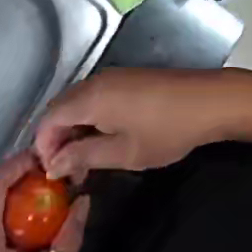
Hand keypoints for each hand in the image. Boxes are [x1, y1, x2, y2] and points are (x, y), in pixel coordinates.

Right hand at [33, 68, 251, 181]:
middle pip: (59, 108)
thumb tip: (53, 164)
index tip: (54, 175)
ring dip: (73, 128)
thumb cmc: (166, 130)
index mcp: (89, 98)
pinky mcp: (126, 77)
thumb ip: (83, 156)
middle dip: (56, 138)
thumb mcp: (124, 152)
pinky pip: (94, 96)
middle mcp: (94, 81)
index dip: (44, 147)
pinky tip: (103, 137)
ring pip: (77, 101)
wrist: (208, 101)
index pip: (47, 120)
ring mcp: (111, 76)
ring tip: (85, 159)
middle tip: (68, 170)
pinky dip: (89, 117)